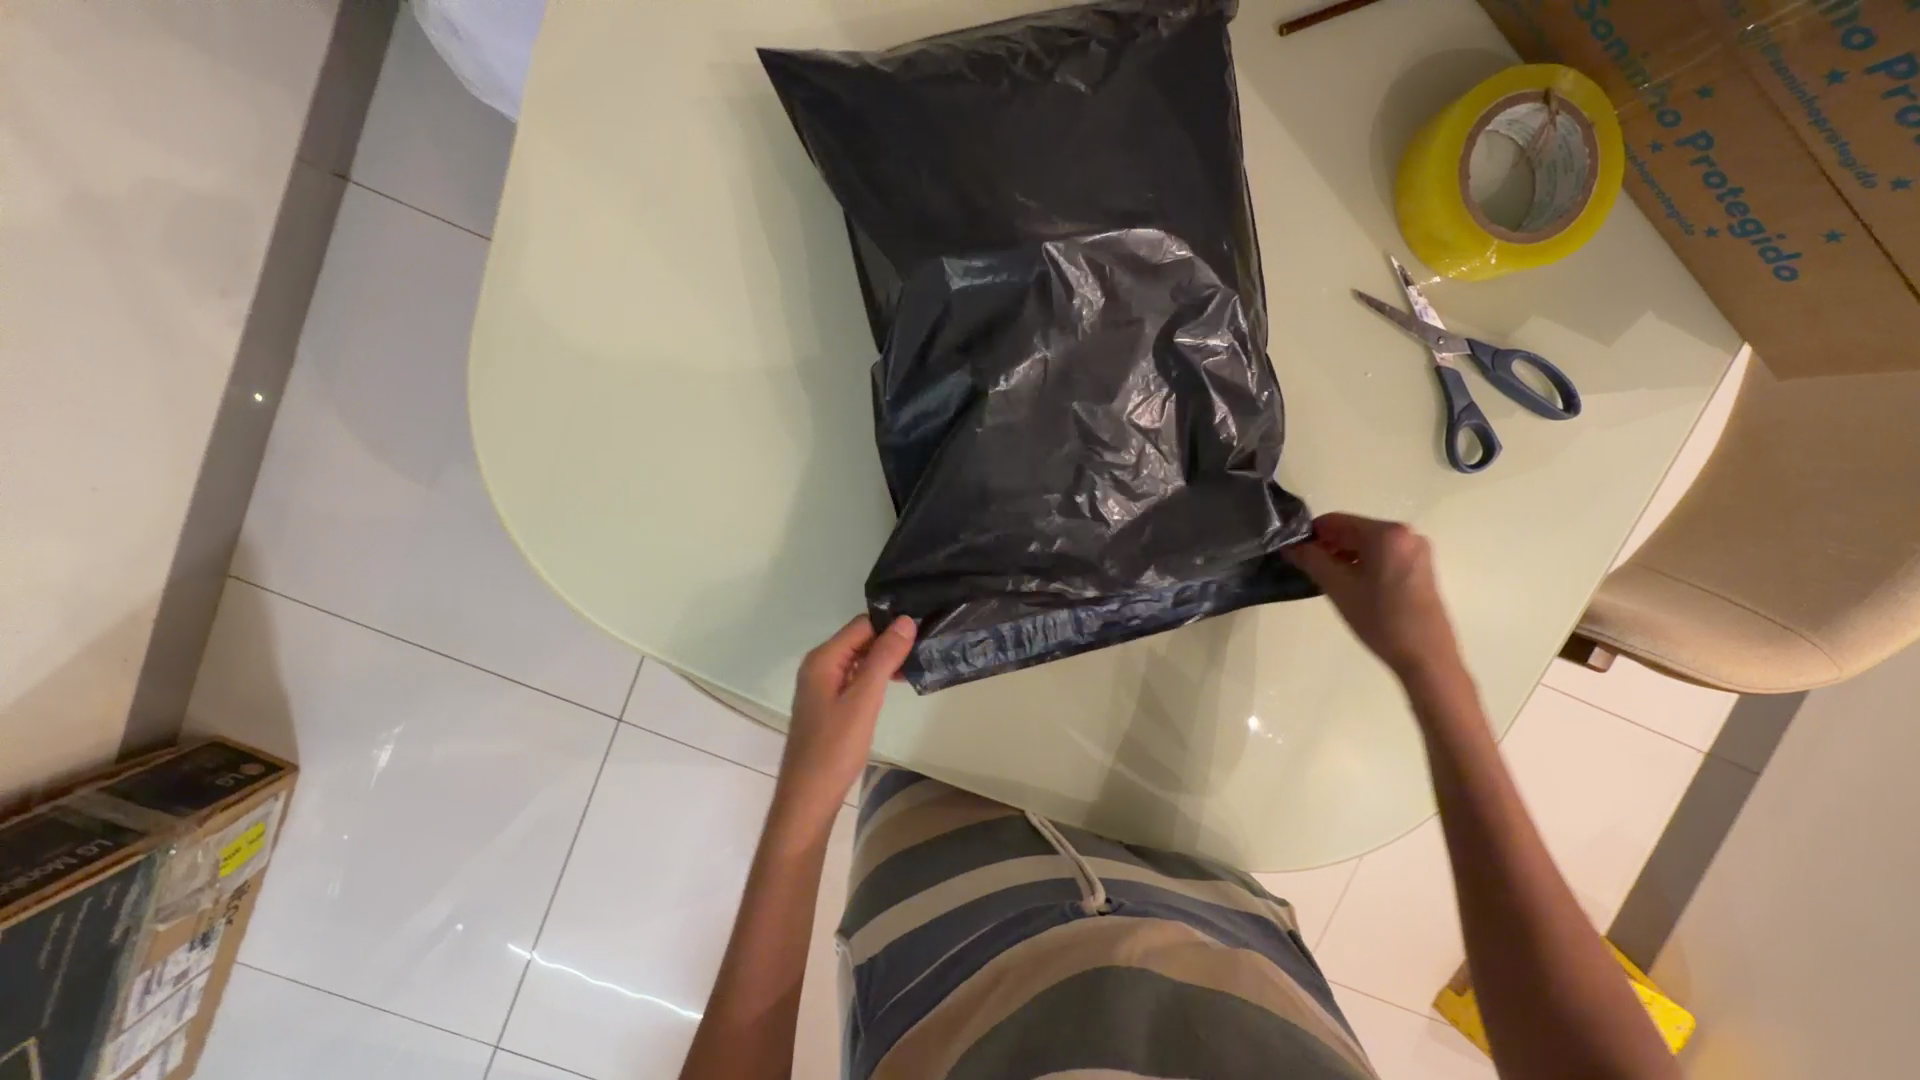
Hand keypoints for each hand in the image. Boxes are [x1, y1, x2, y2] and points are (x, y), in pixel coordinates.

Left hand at [780, 614, 916, 813]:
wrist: (809, 795)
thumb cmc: (835, 747)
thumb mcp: (864, 699)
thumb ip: (884, 658)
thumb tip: (905, 621)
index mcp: (823, 659)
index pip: (862, 625)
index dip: (891, 626)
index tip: (923, 631)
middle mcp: (819, 666)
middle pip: (859, 639)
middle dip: (890, 642)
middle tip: (925, 648)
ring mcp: (822, 685)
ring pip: (858, 659)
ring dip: (884, 660)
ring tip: (915, 666)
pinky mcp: (828, 703)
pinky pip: (854, 677)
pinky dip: (874, 677)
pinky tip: (893, 686)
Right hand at [1284, 513, 1461, 680]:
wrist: (1426, 656)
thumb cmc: (1380, 619)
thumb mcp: (1338, 587)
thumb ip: (1311, 559)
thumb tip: (1290, 546)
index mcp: (1387, 533)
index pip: (1336, 521)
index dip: (1310, 535)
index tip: (1294, 554)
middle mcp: (1406, 534)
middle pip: (1354, 531)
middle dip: (1328, 547)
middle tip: (1308, 569)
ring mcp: (1417, 551)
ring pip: (1368, 545)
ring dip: (1344, 557)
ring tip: (1329, 581)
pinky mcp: (1421, 568)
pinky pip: (1383, 556)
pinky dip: (1363, 565)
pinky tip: (1353, 587)